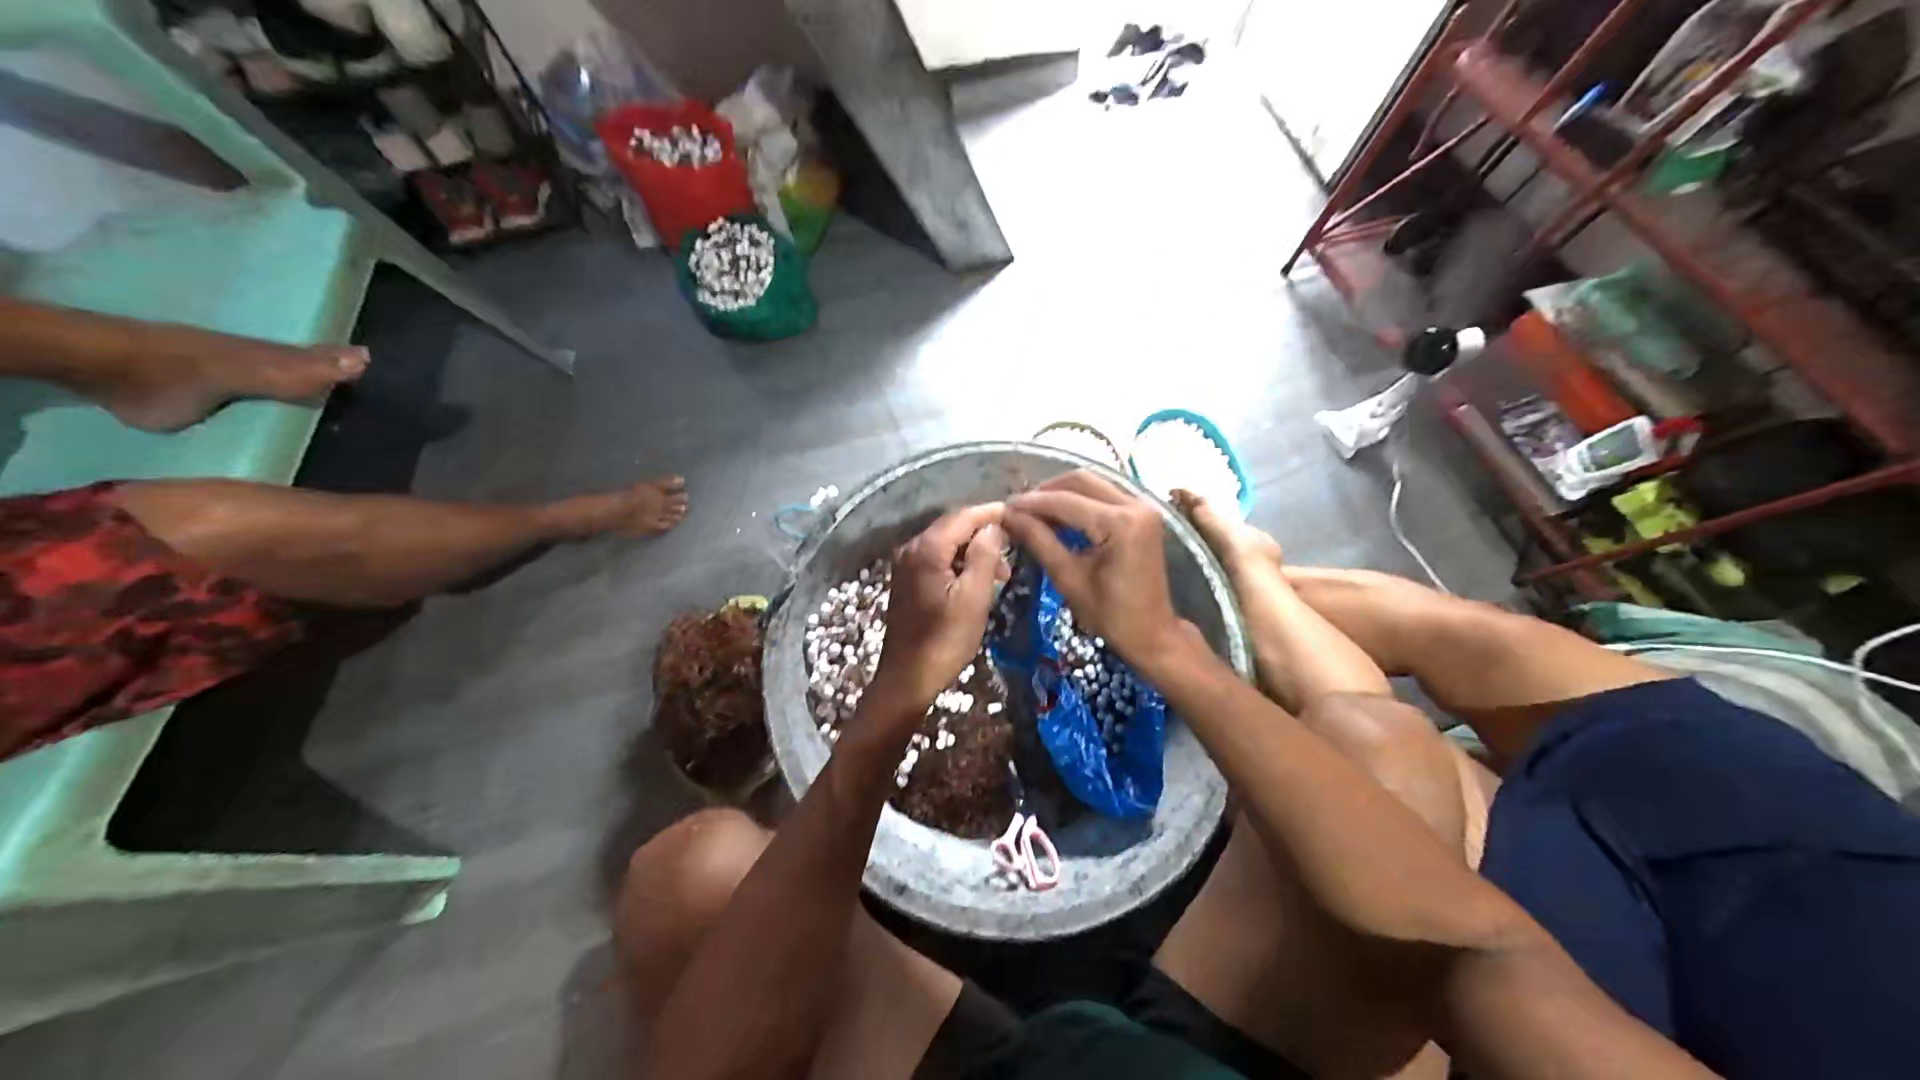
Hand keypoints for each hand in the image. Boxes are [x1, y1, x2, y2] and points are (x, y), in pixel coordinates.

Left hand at [871, 503, 1008, 713]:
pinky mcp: (907, 580)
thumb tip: (994, 527)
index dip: (993, 513)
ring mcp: (906, 564)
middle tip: (1015, 549)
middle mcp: (911, 548)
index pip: (964, 516)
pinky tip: (977, 581)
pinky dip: (959, 563)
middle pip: (954, 526)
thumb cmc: (945, 640)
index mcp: (927, 548)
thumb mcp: (974, 598)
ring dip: (974, 551)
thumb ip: (985, 556)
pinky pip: (938, 559)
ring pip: (947, 543)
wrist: (908, 677)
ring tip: (1001, 573)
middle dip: (985, 533)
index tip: (1021, 516)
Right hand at [1004, 472, 1187, 668]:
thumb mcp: (1068, 578)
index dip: (1032, 502)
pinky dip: (1080, 500)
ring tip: (1035, 511)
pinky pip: (1105, 494)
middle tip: (1020, 508)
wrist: (1151, 633)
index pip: (1066, 502)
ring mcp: (1143, 507)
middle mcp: (1136, 505)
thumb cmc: (1110, 614)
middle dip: (1047, 491)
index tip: (1005, 507)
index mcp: (1120, 524)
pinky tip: (1059, 515)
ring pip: (1093, 483)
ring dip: (1062, 493)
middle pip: (1081, 481)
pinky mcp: (1143, 513)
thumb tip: (1009, 515)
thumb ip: (1039, 540)